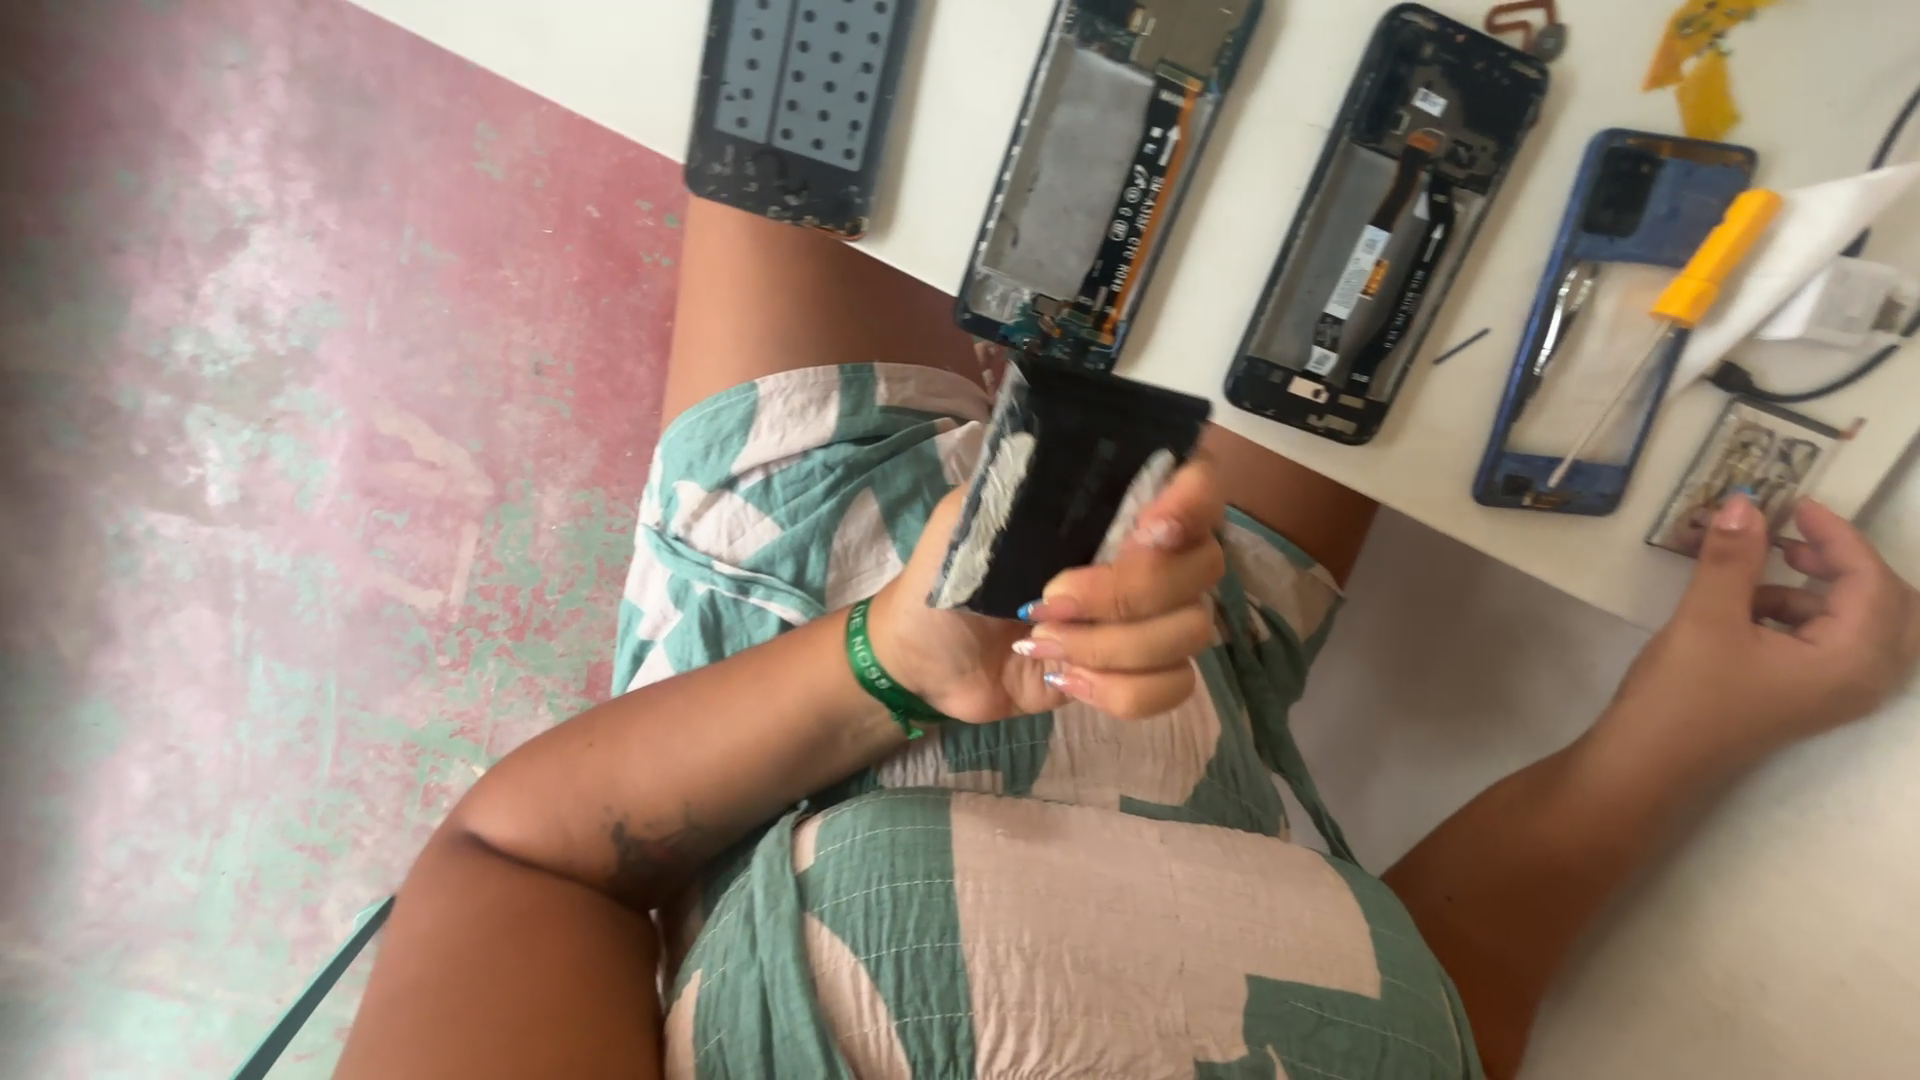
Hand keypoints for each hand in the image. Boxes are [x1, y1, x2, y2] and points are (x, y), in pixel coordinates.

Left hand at [865, 459, 1226, 723]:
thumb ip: (1021, 486)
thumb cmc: (947, 576)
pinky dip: (1117, 691)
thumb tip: (1074, 461)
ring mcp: (1145, 619)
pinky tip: (1063, 680)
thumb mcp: (969, 519)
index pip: (1196, 483)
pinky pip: (1173, 687)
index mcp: (1109, 507)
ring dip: (1107, 647)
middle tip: (1048, 600)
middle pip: (1200, 567)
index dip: (1192, 503)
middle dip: (1124, 593)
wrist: (925, 659)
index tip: (1149, 530)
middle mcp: (1144, 557)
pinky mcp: (1134, 674)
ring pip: (1188, 632)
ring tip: (1042, 643)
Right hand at [1606, 494, 1919, 771]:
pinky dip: (1795, 614)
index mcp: (1857, 659)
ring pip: (1854, 623)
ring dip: (1812, 589)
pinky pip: (1827, 642)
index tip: (1795, 504)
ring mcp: (1838, 691)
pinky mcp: (1806, 696)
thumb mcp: (1704, 620)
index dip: (1837, 537)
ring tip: (1749, 576)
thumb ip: (1730, 561)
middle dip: (1838, 563)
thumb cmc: (1684, 692)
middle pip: (1885, 603)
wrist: (1651, 758)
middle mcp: (1866, 677)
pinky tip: (1743, 612)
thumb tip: (1745, 504)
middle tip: (1784, 537)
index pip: (1873, 582)